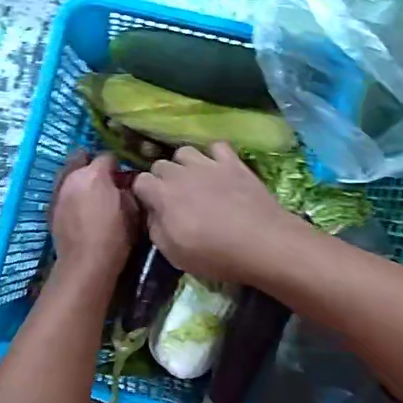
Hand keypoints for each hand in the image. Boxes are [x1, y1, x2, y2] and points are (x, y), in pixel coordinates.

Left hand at [51, 152, 137, 280]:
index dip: (116, 165)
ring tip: (88, 191)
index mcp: (95, 174)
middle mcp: (73, 177)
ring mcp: (59, 191)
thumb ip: (128, 192)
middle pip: (81, 159)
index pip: (107, 156)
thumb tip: (124, 186)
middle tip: (103, 179)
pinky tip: (78, 205)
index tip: (121, 176)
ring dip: (78, 178)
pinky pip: (62, 191)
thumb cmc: (114, 238)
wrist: (85, 263)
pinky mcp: (51, 207)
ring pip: (68, 174)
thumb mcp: (132, 212)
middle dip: (92, 165)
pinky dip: (70, 193)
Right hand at [133, 142, 305, 282]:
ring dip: (184, 165)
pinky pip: (217, 147)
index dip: (143, 194)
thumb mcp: (173, 254)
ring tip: (194, 181)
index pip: (139, 181)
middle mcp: (181, 173)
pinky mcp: (234, 163)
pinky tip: (219, 170)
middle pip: (160, 164)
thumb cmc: (214, 254)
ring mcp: (209, 164)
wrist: (262, 243)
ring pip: (185, 151)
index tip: (152, 207)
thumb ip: (156, 229)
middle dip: (162, 179)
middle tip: (174, 198)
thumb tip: (153, 214)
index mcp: (163, 195)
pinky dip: (214, 156)